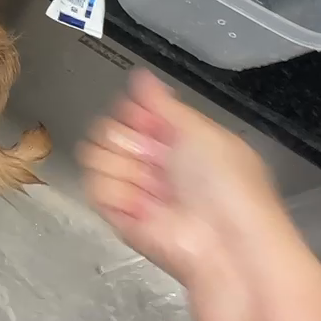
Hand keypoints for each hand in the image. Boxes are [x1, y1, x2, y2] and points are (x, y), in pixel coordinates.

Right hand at [78, 70, 295, 287]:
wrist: (226, 244)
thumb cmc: (228, 188)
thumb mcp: (204, 133)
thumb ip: (164, 103)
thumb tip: (142, 76)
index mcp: (173, 139)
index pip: (128, 109)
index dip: (134, 114)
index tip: (150, 124)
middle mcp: (149, 161)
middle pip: (105, 129)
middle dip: (127, 142)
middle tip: (157, 161)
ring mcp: (131, 185)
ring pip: (94, 155)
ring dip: (124, 170)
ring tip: (154, 190)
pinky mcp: (114, 210)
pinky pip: (92, 186)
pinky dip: (118, 195)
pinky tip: (143, 207)